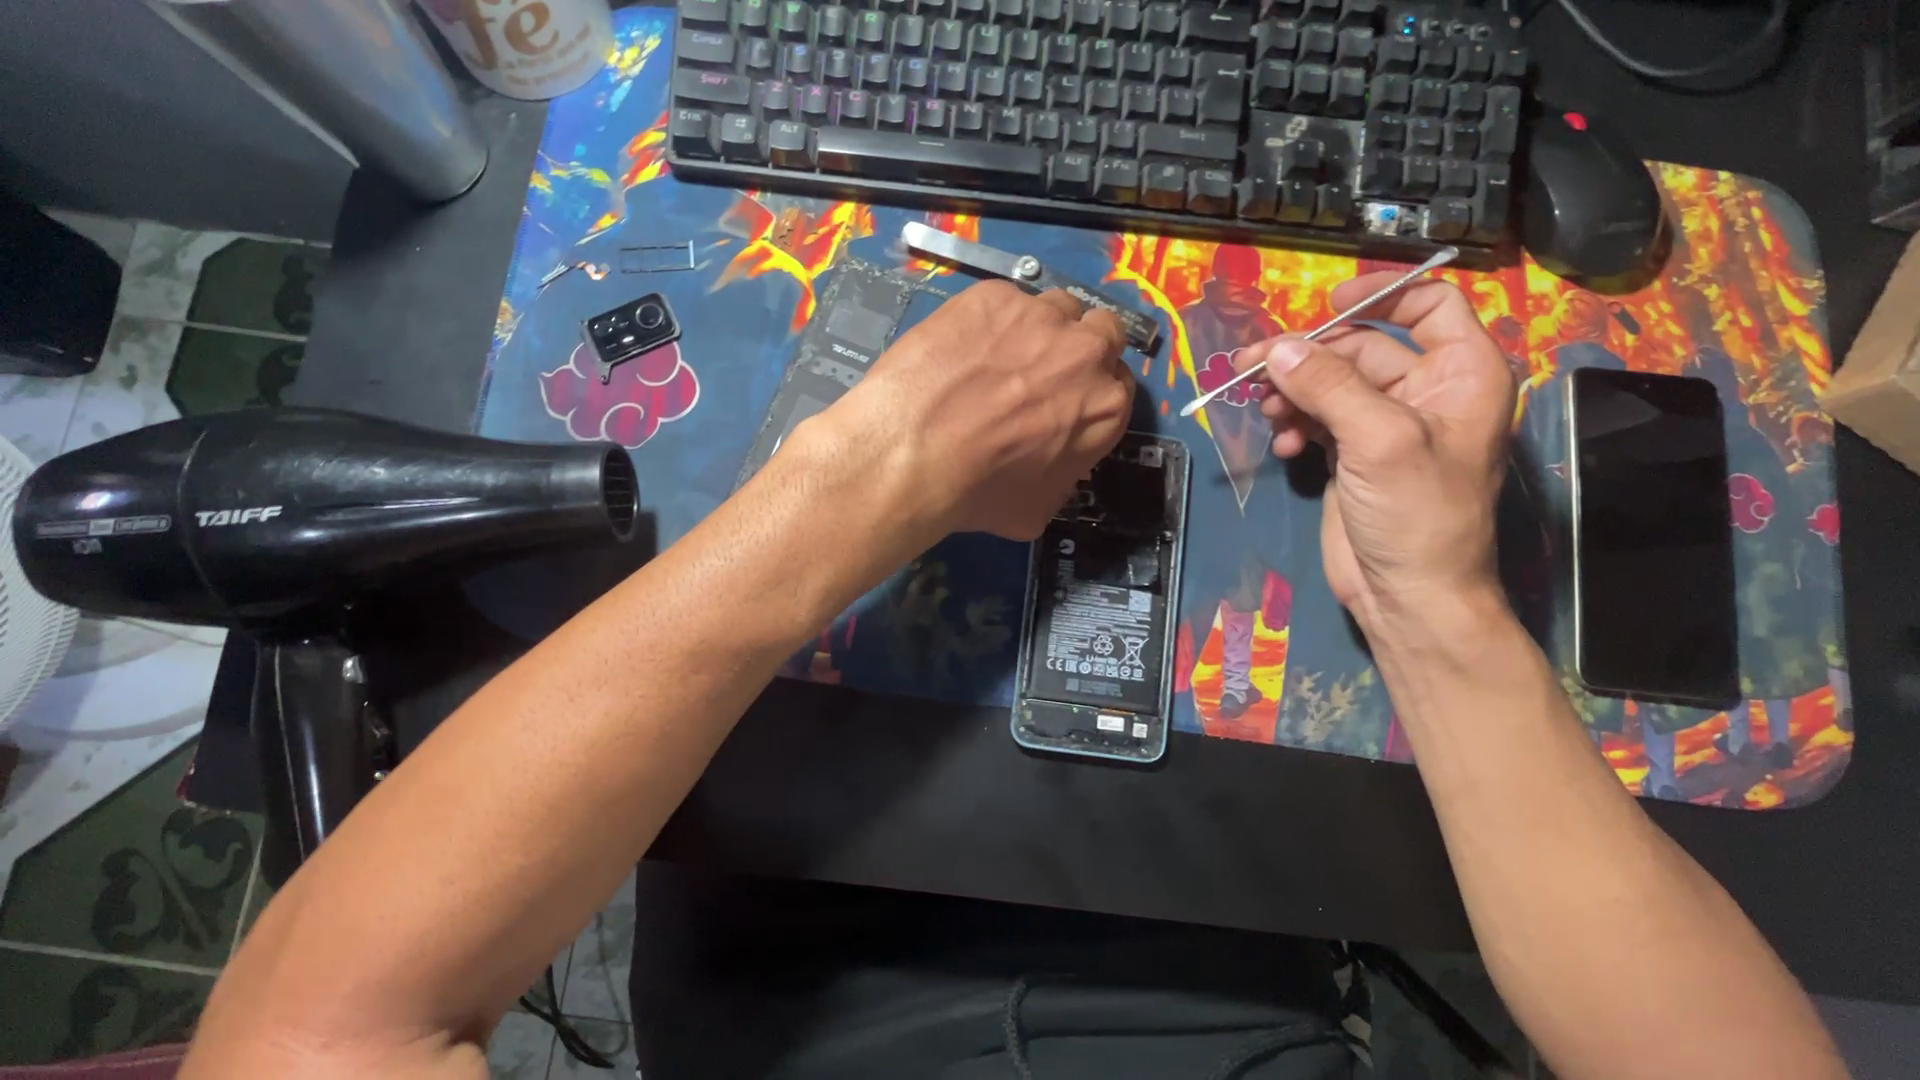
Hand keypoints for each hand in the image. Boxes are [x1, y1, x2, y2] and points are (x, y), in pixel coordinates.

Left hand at [838, 280, 1133, 540]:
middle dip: (1078, 347)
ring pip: (1055, 308)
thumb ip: (1063, 476)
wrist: (915, 453)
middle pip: (1100, 332)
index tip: (1067, 397)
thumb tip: (1054, 468)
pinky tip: (960, 346)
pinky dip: (987, 320)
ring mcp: (1039, 317)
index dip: (1091, 388)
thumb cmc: (980, 493)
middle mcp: (1085, 353)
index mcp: (1107, 407)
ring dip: (1038, 328)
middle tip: (1039, 371)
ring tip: (998, 354)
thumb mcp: (1038, 510)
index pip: (1117, 383)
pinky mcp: (993, 296)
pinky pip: (1002, 301)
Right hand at [1235, 274, 1515, 631]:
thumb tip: (1276, 349)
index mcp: (1461, 374)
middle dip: (1309, 356)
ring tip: (1266, 411)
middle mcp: (1427, 391)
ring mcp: (1386, 424)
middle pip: (1361, 345)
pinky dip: (1296, 423)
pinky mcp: (1354, 454)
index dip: (1381, 295)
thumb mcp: (1379, 440)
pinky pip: (1318, 418)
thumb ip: (1329, 386)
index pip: (1428, 305)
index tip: (1326, 305)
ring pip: (1330, 382)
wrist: (1410, 595)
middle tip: (1253, 367)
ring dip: (1294, 391)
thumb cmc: (1419, 514)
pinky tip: (1283, 443)